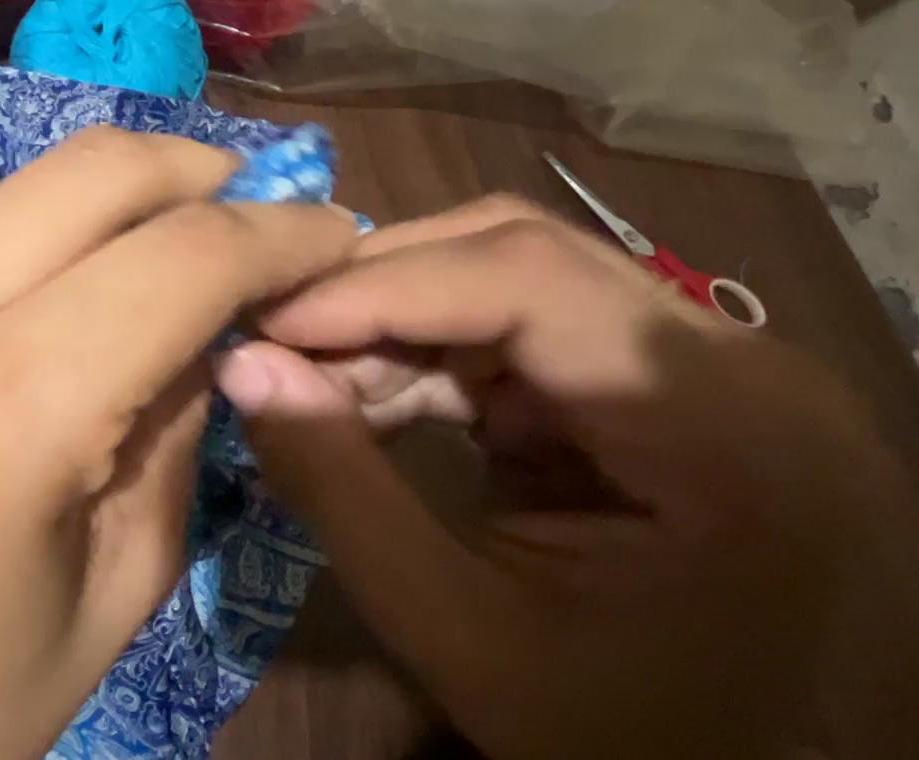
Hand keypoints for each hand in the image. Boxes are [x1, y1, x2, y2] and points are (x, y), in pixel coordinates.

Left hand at [0, 127, 355, 759]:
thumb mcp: (133, 564)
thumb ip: (185, 404)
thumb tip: (226, 300)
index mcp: (0, 413)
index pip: (176, 259)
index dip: (276, 232)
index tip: (331, 232)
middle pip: (89, 171)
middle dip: (196, 172)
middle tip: (254, 211)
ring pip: (23, 189)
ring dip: (116, 202)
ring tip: (172, 247)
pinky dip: (41, 242)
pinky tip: (70, 290)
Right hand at [215, 196, 912, 758]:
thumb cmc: (632, 734)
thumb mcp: (463, 630)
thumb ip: (342, 490)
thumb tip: (239, 366)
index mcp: (723, 424)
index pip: (526, 279)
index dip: (377, 286)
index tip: (263, 324)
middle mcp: (728, 360)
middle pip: (515, 255)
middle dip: (374, 294)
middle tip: (274, 348)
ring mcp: (696, 364)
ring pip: (505, 280)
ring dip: (391, 324)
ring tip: (315, 388)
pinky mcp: (651, 383)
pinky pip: (516, 330)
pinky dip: (425, 356)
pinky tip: (373, 405)